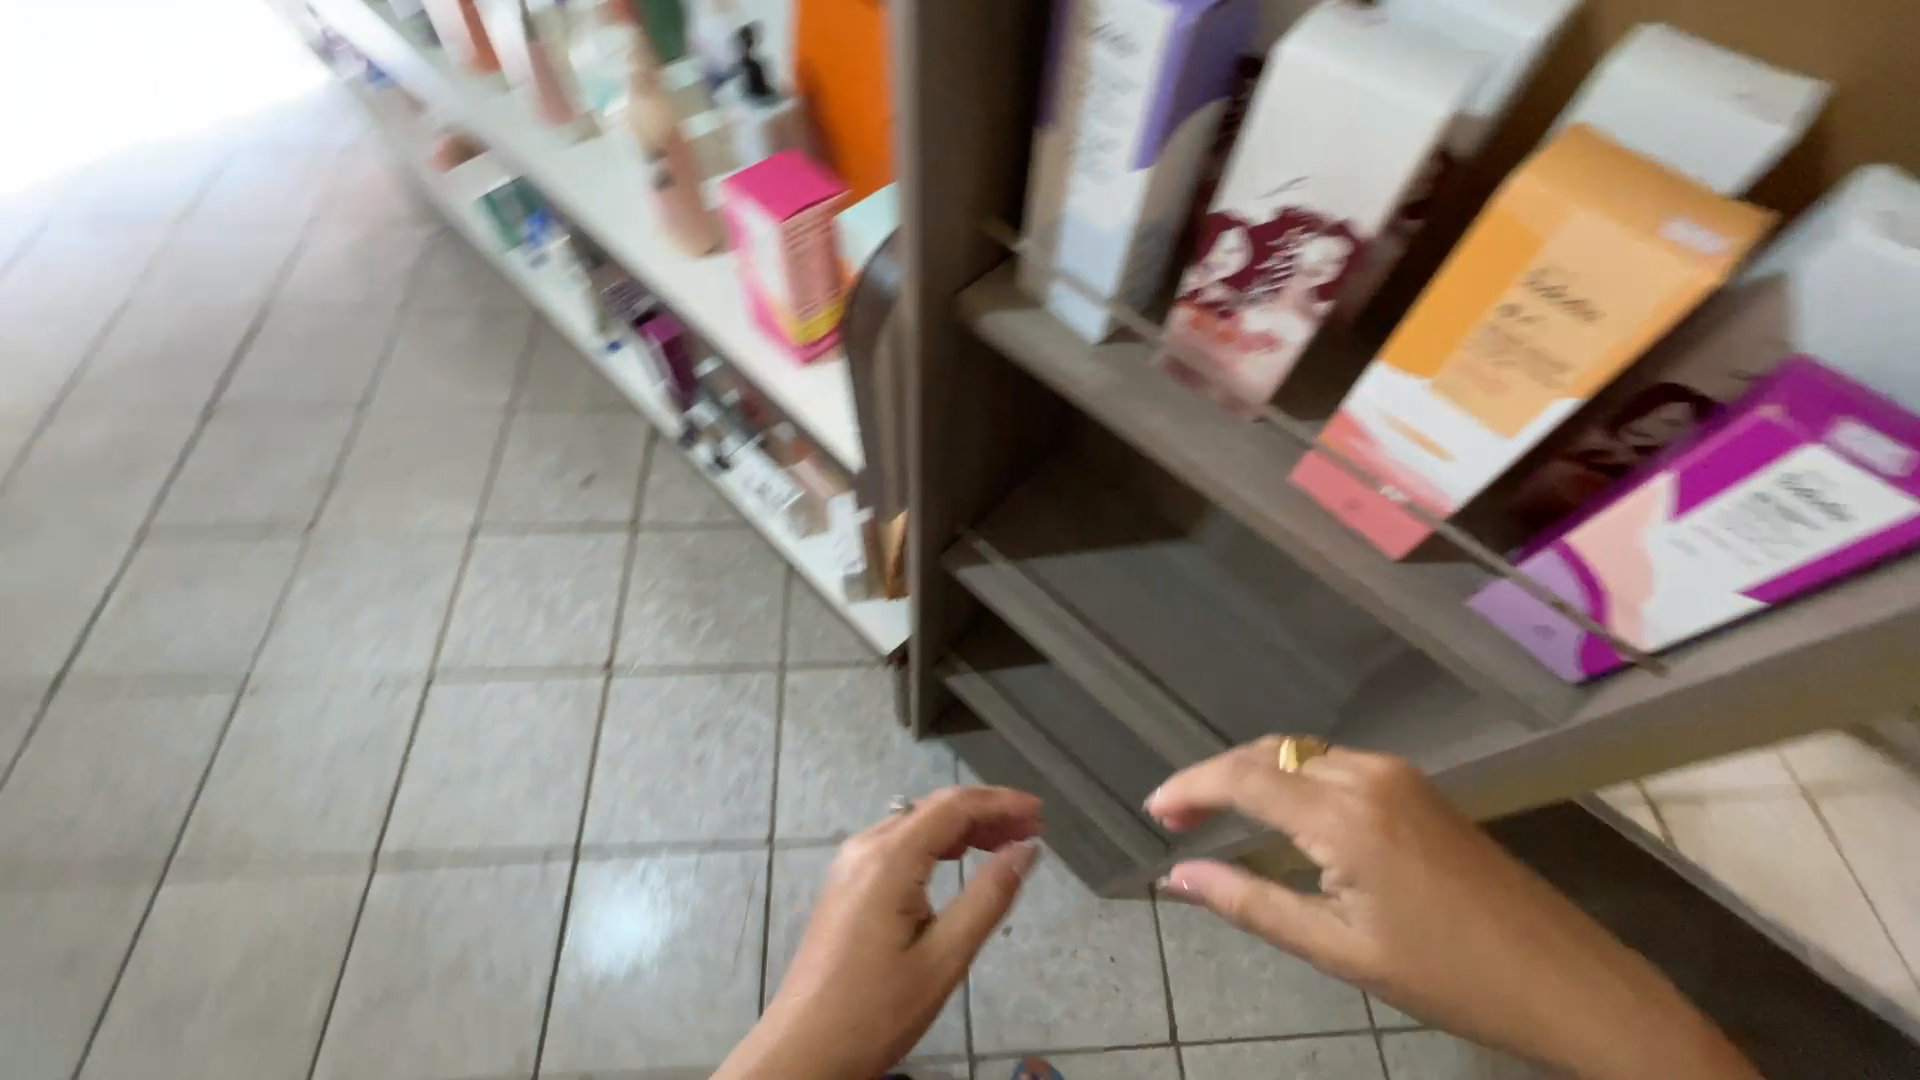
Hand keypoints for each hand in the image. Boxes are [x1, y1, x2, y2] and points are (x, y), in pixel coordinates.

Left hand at [716, 786, 1043, 1079]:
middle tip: (1032, 830)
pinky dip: (936, 842)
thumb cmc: (876, 1011)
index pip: (954, 806)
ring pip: (917, 823)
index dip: (1001, 803)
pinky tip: (959, 858)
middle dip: (986, 812)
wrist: (803, 1051)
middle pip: (935, 808)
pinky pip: (899, 843)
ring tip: (1006, 843)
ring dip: (963, 826)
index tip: (1040, 813)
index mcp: (890, 858)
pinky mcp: (847, 881)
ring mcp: (852, 862)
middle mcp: (867, 846)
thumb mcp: (944, 959)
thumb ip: (988, 897)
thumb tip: (1026, 849)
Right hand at [1147, 737, 1759, 1079]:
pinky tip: (1279, 811)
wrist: (1574, 984)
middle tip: (1176, 816)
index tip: (1153, 809)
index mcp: (1344, 816)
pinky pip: (1330, 762)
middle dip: (1214, 777)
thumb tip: (1176, 877)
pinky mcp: (1414, 784)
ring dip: (1251, 773)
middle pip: (1266, 753)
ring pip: (1297, 752)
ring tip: (1216, 812)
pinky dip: (1290, 777)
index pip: (1242, 777)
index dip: (1189, 786)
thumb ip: (1249, 904)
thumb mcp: (1338, 950)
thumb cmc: (1449, 977)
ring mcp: (1395, 773)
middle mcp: (1365, 774)